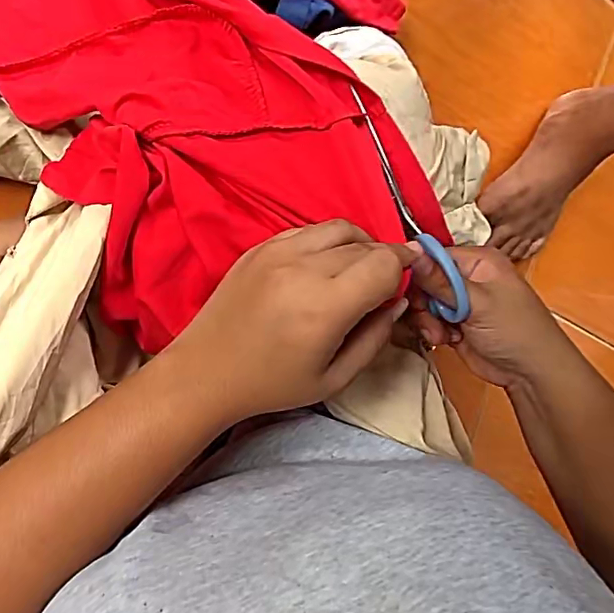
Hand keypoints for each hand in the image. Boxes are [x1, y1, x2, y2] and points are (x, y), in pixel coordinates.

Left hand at [166, 220, 414, 423]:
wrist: (206, 372)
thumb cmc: (272, 384)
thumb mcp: (335, 378)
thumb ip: (375, 338)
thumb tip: (397, 301)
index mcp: (323, 307)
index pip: (384, 263)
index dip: (406, 268)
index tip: (407, 281)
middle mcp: (302, 270)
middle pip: (366, 245)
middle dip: (385, 260)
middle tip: (384, 284)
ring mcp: (277, 252)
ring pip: (340, 228)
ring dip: (361, 244)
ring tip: (359, 269)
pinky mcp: (260, 247)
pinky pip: (310, 230)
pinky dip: (329, 241)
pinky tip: (327, 265)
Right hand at [404, 245, 572, 389]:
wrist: (530, 371)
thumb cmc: (515, 330)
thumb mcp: (476, 302)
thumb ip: (440, 280)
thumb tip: (412, 253)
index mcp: (478, 261)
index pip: (434, 256)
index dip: (418, 272)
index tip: (410, 289)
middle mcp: (468, 277)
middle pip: (426, 281)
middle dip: (424, 302)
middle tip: (431, 317)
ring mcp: (461, 302)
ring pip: (425, 303)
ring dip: (428, 320)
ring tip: (442, 334)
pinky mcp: (455, 323)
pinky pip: (430, 321)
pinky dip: (433, 331)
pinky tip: (446, 340)